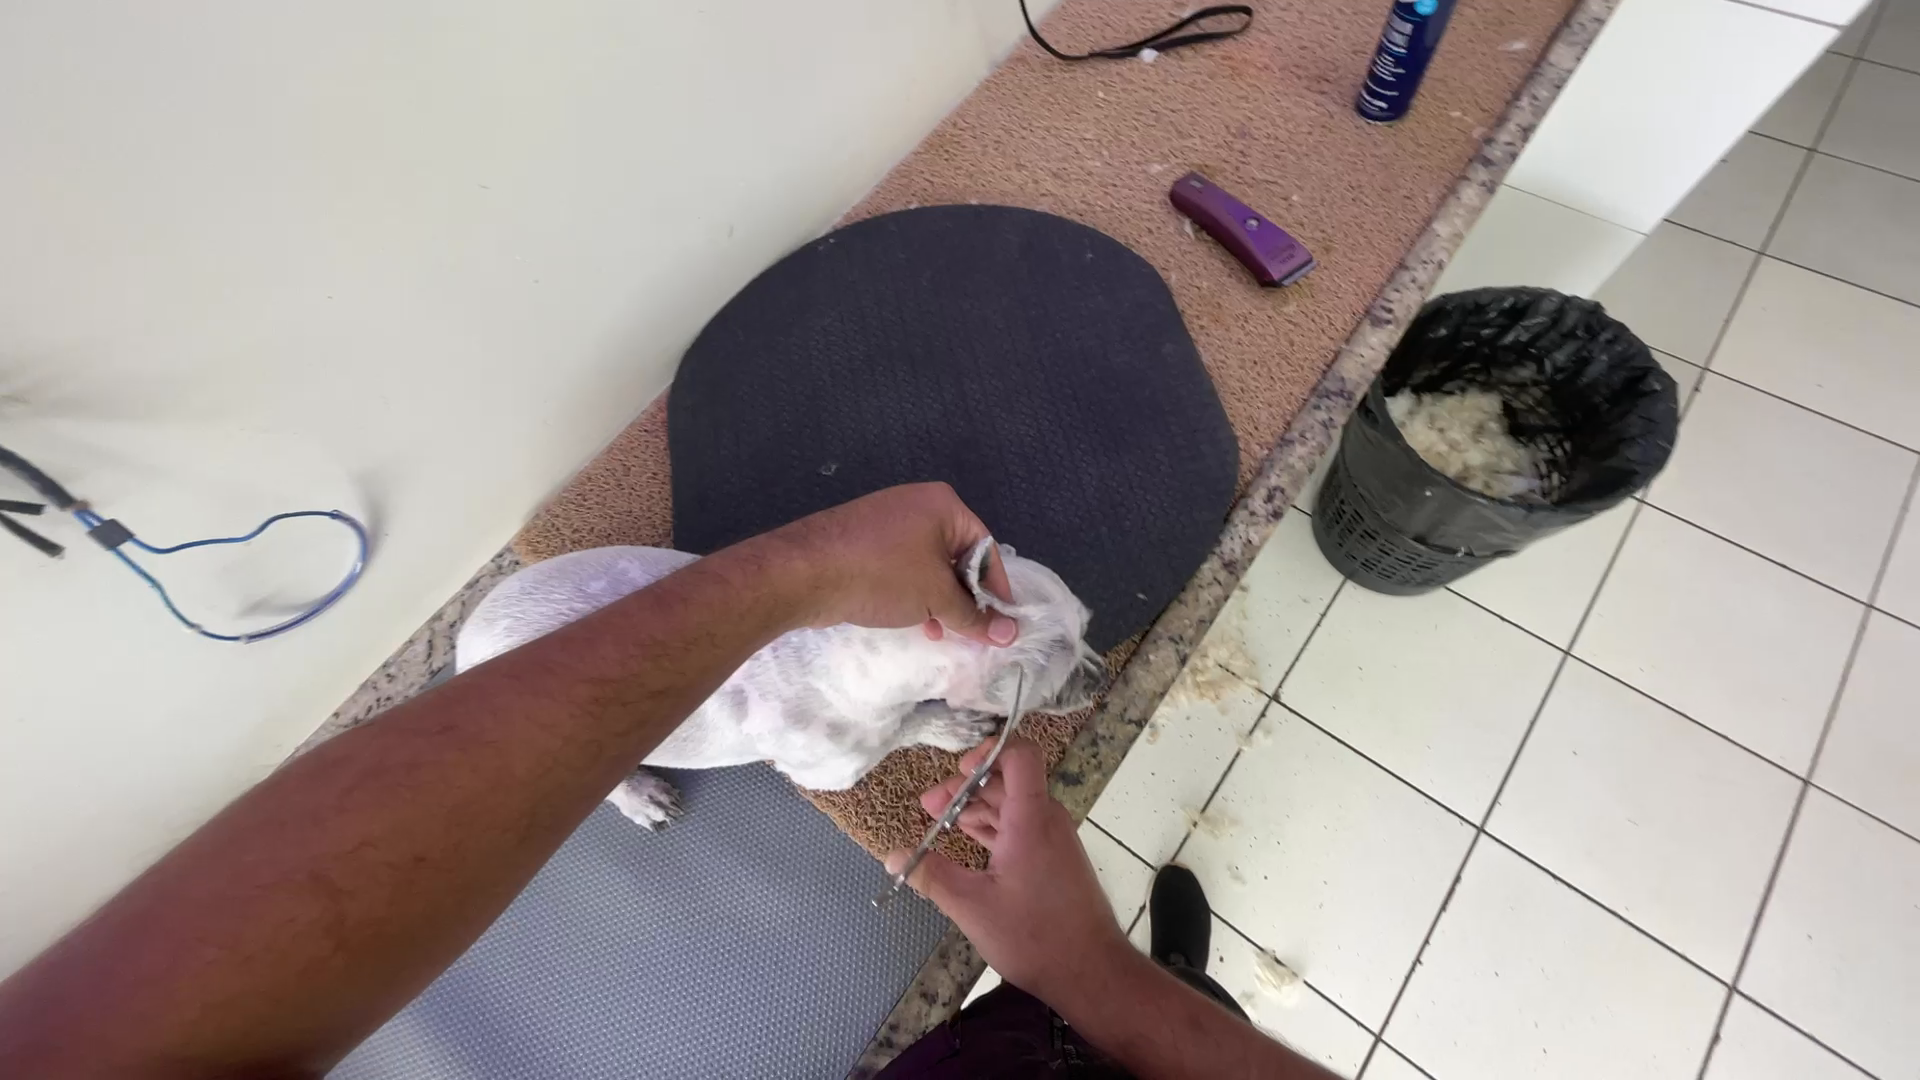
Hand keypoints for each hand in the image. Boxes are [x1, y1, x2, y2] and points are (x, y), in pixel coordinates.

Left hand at [766, 482, 1017, 646]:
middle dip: (966, 597)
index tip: (1002, 624)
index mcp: (944, 505)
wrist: (804, 572)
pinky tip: (914, 620)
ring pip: (930, 566)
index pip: (986, 548)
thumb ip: (975, 616)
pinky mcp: (865, 542)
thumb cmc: (883, 574)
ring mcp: (888, 522)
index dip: (997, 589)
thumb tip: (1011, 633)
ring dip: (940, 600)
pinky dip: (914, 593)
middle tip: (972, 632)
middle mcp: (919, 506)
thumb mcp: (937, 597)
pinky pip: (903, 568)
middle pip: (958, 557)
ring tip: (940, 632)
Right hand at [885, 737, 1132, 1004]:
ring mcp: (1052, 836)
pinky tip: (967, 838)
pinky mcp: (1053, 855)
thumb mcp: (973, 906)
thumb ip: (932, 876)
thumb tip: (891, 856)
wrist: (1092, 973)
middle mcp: (1045, 816)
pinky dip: (992, 826)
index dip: (988, 752)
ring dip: (975, 808)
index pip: (1019, 755)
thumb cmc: (1034, 935)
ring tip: (939, 823)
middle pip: (1004, 781)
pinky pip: (1019, 825)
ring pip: (1010, 804)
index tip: (958, 772)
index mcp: (1030, 816)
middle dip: (964, 788)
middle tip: (928, 806)